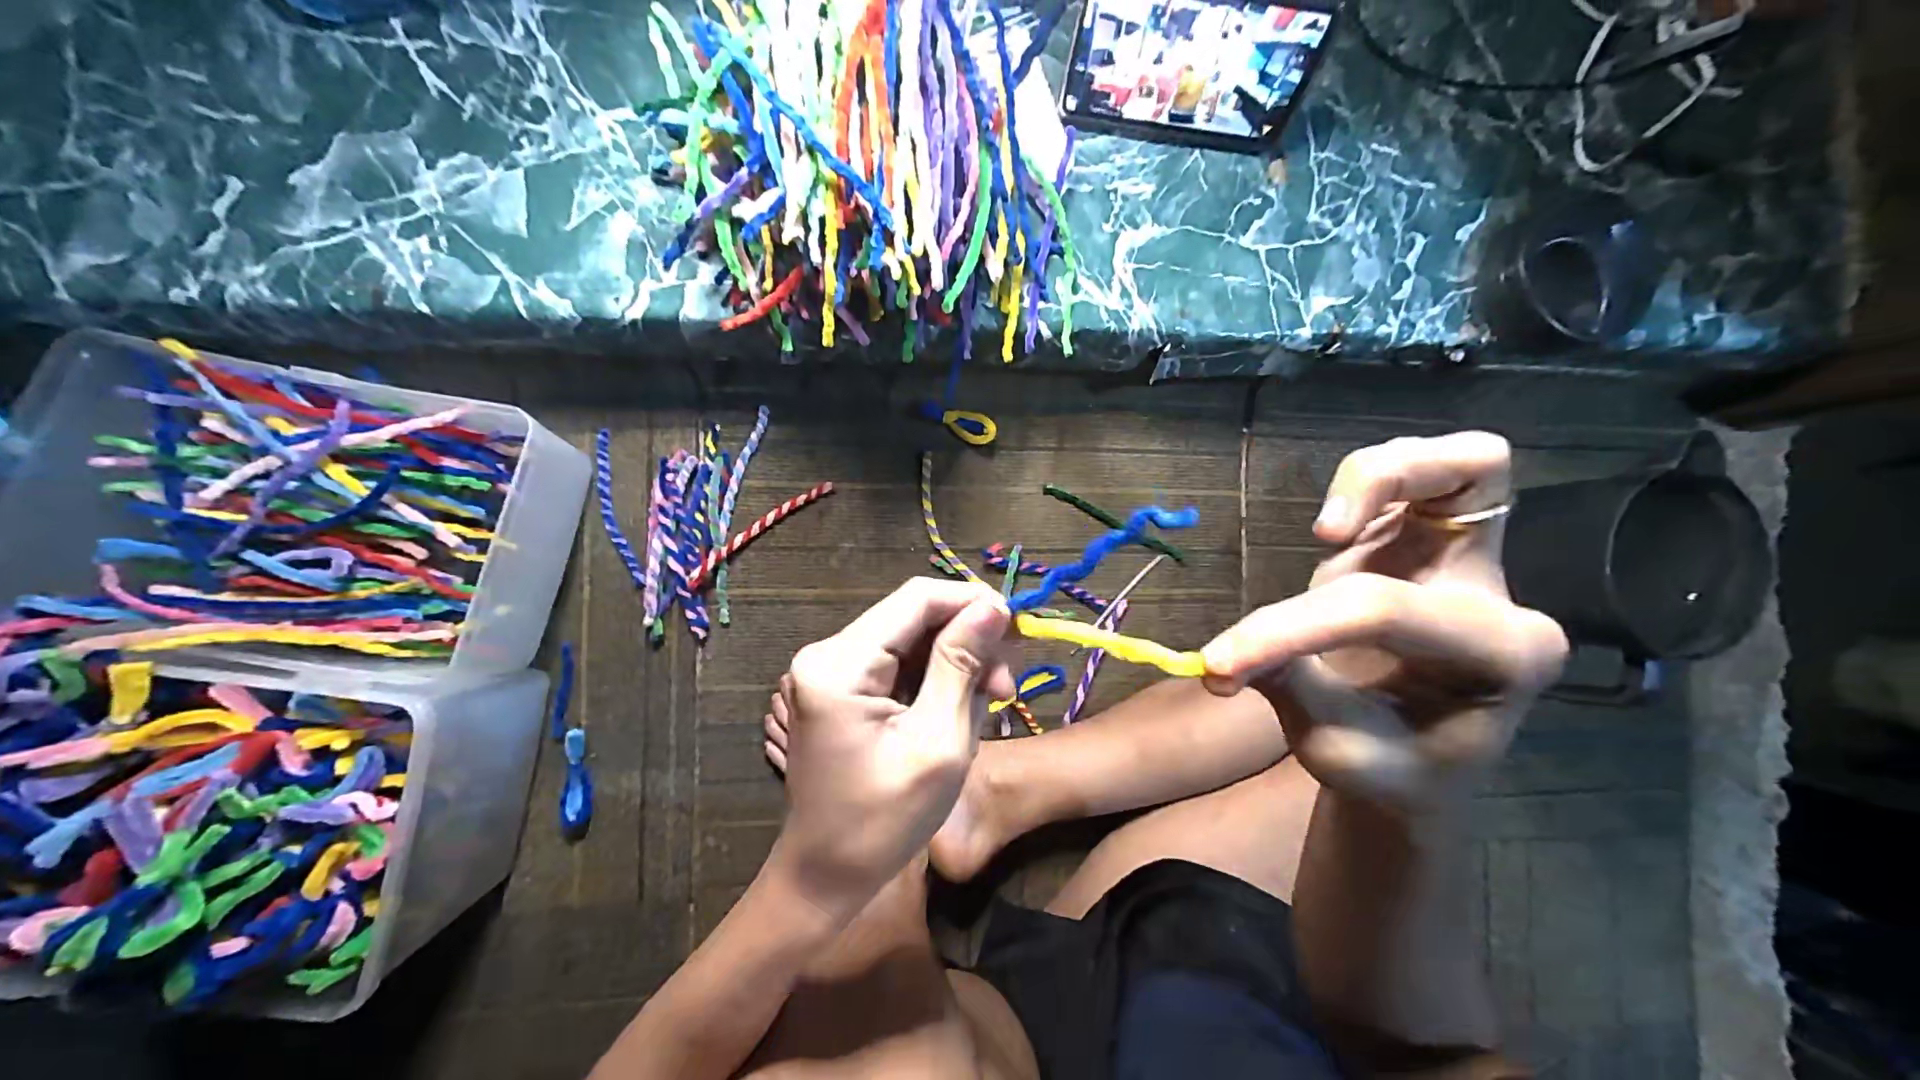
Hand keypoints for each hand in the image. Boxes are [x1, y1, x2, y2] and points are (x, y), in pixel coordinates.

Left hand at [769, 579, 1015, 917]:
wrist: (826, 875)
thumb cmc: (884, 821)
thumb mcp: (938, 741)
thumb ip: (962, 665)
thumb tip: (993, 606)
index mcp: (839, 663)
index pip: (916, 598)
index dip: (971, 602)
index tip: (1018, 628)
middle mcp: (827, 654)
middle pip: (914, 618)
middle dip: (967, 641)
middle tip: (1006, 686)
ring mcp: (831, 671)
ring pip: (911, 641)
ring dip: (956, 664)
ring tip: (989, 704)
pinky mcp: (841, 689)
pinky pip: (898, 666)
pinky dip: (934, 681)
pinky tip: (958, 711)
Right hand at [1202, 432, 1567, 811]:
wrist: (1415, 765)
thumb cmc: (1389, 768)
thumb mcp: (1333, 745)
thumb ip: (1284, 685)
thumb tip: (1213, 660)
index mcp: (1503, 657)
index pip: (1382, 610)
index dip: (1288, 628)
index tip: (1216, 664)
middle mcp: (1498, 595)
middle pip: (1472, 478)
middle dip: (1378, 487)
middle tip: (1321, 536)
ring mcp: (1467, 561)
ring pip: (1459, 461)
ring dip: (1375, 474)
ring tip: (1325, 531)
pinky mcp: (1429, 543)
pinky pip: (1417, 480)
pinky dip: (1366, 484)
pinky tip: (1332, 529)